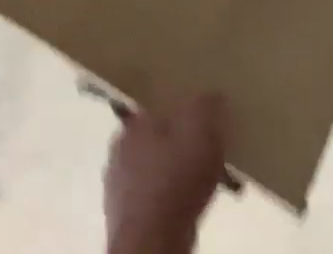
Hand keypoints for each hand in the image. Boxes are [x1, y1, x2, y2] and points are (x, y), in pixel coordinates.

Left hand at [104, 93, 227, 252]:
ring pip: (158, 159)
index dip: (186, 102)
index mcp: (134, 126)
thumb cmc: (179, 177)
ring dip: (180, 161)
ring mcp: (119, 183)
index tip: (208, 108)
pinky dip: (175, 185)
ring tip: (209, 166)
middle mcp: (119, 151)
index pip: (160, 101)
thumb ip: (207, 103)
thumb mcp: (204, 128)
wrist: (153, 238)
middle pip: (160, 131)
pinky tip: (194, 190)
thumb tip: (210, 94)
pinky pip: (157, 186)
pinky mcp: (127, 209)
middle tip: (213, 137)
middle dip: (184, 133)